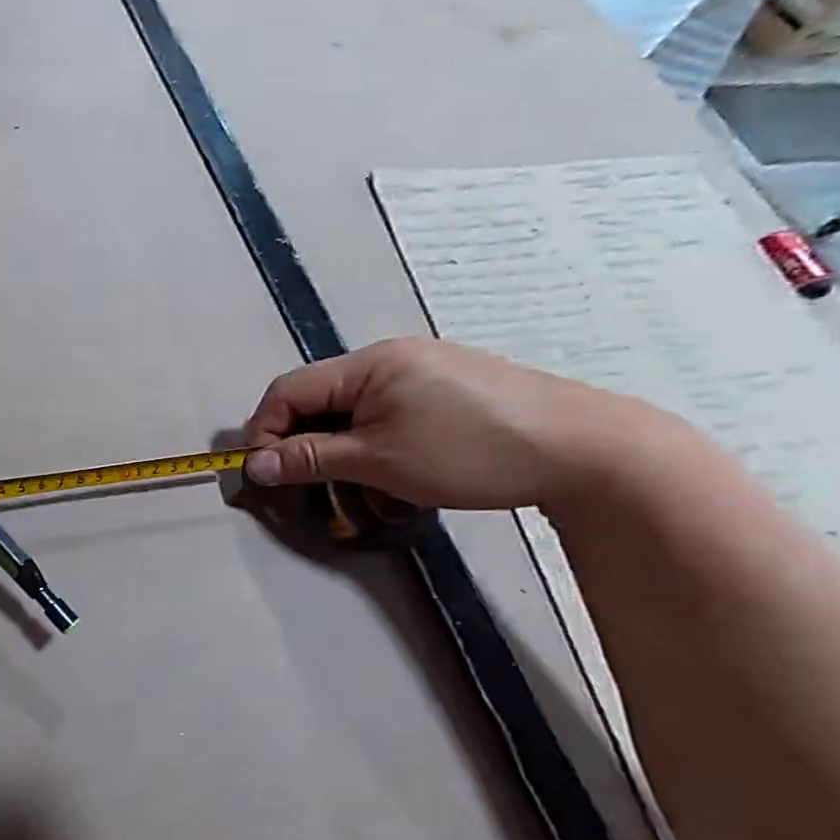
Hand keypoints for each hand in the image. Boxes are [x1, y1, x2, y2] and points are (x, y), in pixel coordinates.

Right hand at [242, 337, 696, 510]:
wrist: (585, 450)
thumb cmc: (469, 452)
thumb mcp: (378, 460)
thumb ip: (310, 458)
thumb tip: (254, 464)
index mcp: (368, 363)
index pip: (287, 390)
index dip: (264, 431)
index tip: (263, 474)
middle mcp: (390, 356)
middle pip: (317, 396)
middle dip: (300, 440)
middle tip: (304, 483)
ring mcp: (422, 368)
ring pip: (350, 405)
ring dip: (335, 443)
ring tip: (349, 479)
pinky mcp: (447, 386)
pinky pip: (383, 408)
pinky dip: (368, 437)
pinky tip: (388, 462)